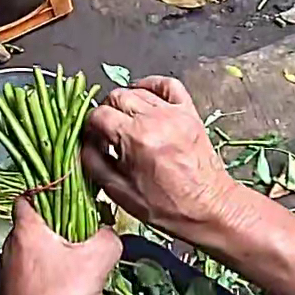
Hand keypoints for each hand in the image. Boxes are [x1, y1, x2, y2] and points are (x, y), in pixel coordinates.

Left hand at [0, 197, 122, 294]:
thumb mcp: (97, 261)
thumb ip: (108, 237)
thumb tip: (109, 232)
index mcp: (25, 228)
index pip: (28, 195)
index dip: (47, 191)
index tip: (69, 195)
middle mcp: (10, 244)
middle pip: (33, 222)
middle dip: (57, 223)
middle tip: (82, 229)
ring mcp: (8, 268)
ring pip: (33, 247)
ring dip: (53, 249)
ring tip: (79, 259)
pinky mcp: (11, 290)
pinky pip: (31, 269)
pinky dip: (48, 271)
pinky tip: (67, 286)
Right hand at [79, 76, 250, 240]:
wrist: (211, 209)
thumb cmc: (167, 207)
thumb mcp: (119, 192)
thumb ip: (93, 163)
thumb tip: (83, 143)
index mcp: (137, 139)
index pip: (98, 115)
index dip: (90, 127)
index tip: (93, 140)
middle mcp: (155, 119)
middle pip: (116, 97)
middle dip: (105, 113)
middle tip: (107, 133)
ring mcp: (175, 113)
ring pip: (136, 90)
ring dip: (125, 103)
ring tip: (125, 122)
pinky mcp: (189, 112)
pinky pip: (167, 84)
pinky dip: (151, 86)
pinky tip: (143, 98)